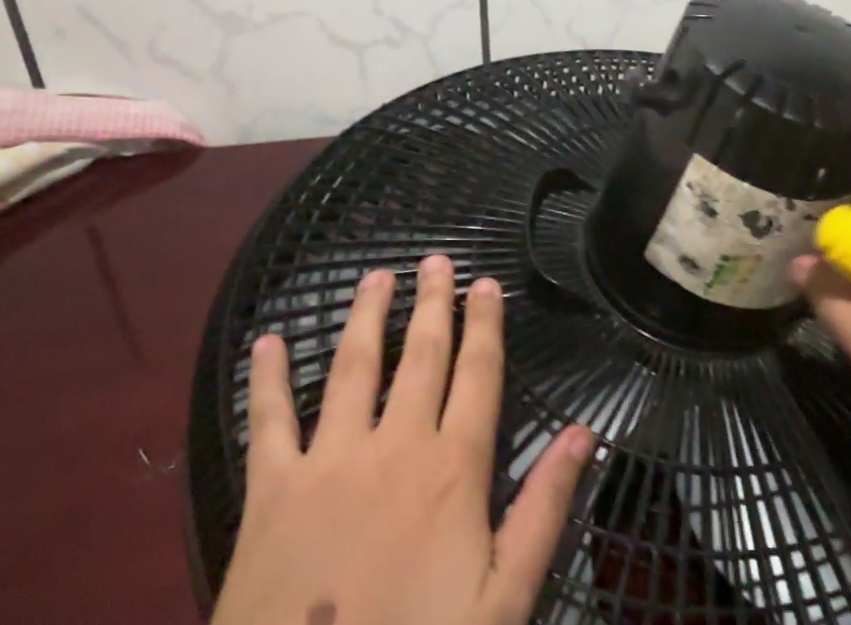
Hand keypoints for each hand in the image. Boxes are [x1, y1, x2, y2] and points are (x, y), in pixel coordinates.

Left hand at [210, 257, 593, 624]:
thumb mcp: (504, 595)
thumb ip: (544, 509)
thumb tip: (584, 434)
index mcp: (454, 468)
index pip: (478, 376)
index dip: (485, 325)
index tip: (486, 284)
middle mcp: (394, 446)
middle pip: (420, 358)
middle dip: (431, 304)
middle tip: (435, 259)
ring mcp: (328, 462)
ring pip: (352, 370)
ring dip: (366, 318)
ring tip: (377, 276)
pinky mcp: (270, 491)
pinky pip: (268, 420)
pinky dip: (266, 378)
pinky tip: (266, 342)